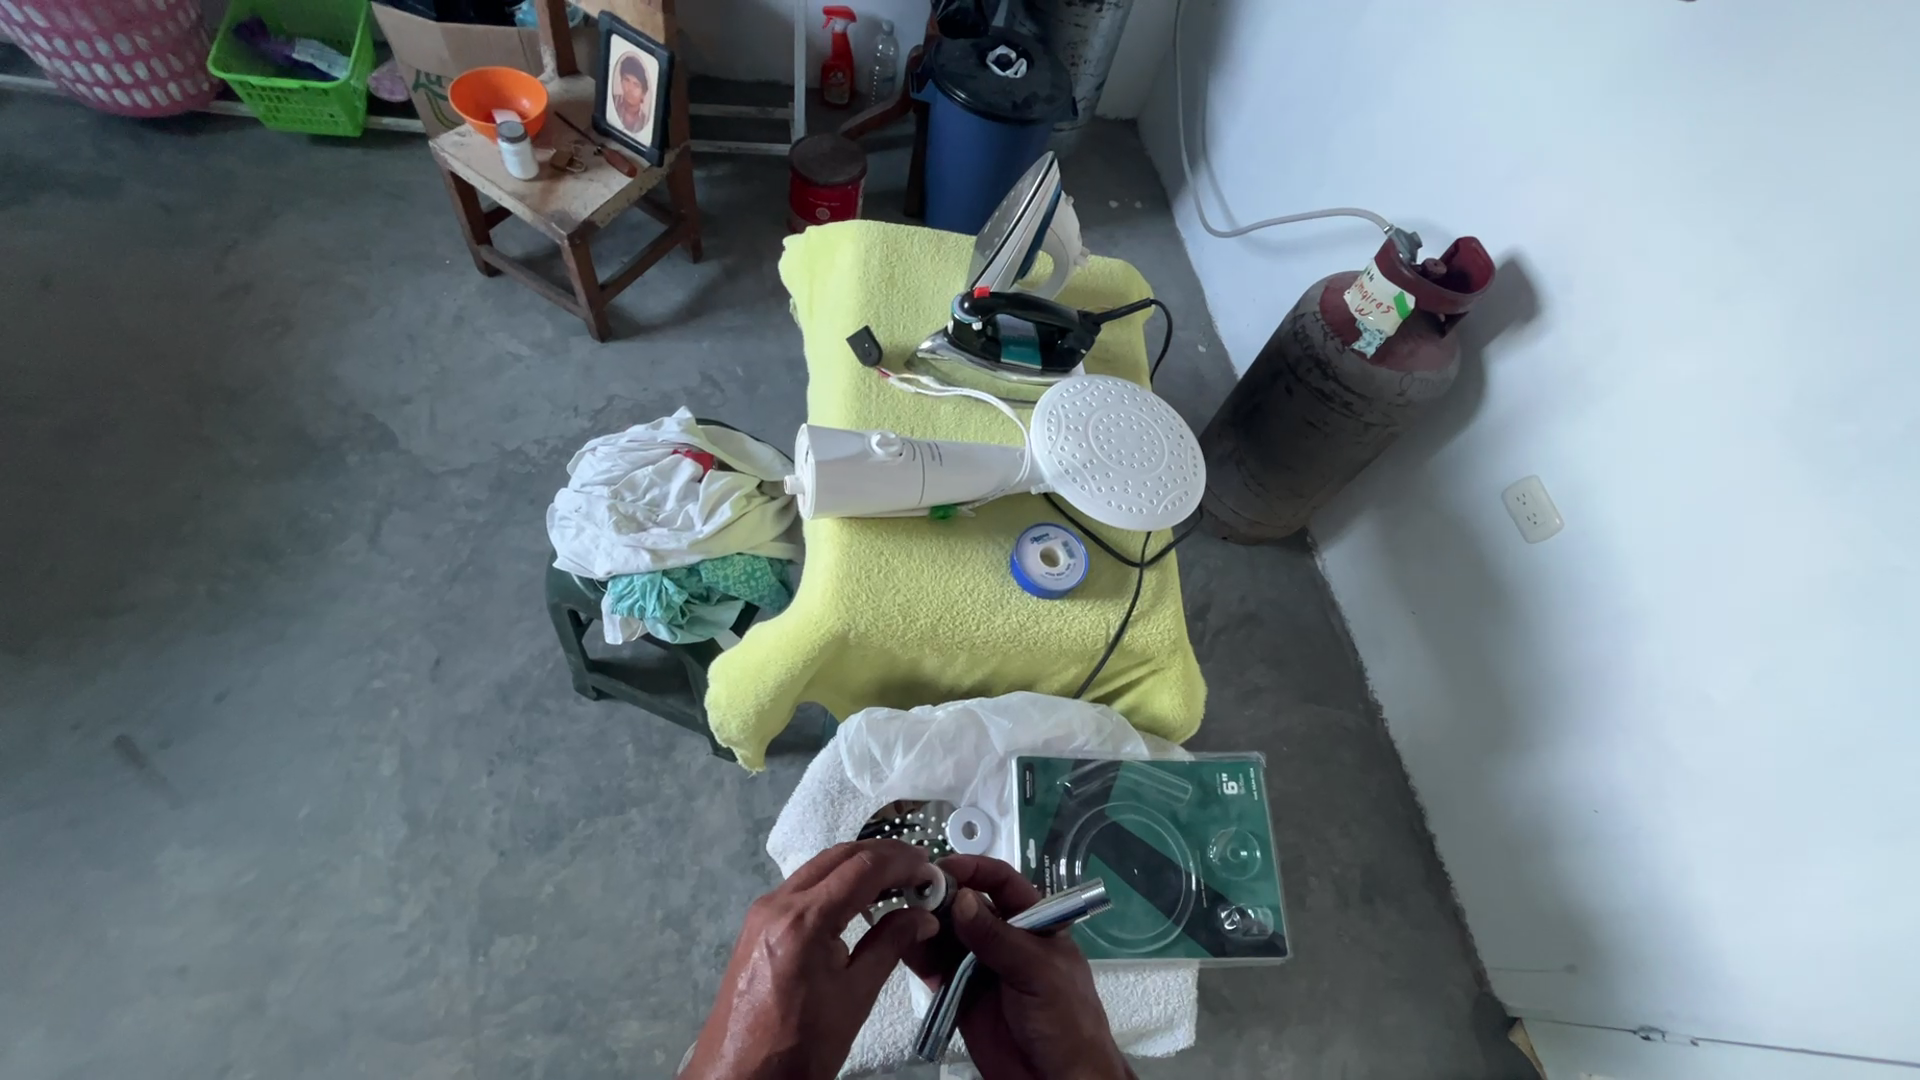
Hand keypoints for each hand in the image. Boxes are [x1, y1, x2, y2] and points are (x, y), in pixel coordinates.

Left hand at [681, 840, 940, 1079]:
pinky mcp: (758, 921)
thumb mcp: (855, 998)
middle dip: (882, 854)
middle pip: (839, 855)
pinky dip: (836, 879)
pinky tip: (858, 896)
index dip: (900, 860)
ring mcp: (763, 909)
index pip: (862, 868)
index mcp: (804, 921)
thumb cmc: (800, 1049)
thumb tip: (924, 915)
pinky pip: (804, 883)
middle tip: (918, 865)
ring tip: (895, 877)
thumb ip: (890, 945)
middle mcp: (779, 902)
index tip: (929, 865)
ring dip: (859, 863)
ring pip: (820, 865)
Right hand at [905, 855, 1132, 1079]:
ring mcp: (980, 964)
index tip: (945, 866)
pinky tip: (902, 944)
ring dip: (926, 923)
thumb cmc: (1066, 1021)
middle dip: (942, 895)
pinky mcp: (960, 993)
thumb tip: (960, 899)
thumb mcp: (1037, 972)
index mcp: (1032, 921)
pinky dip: (917, 954)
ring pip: (946, 933)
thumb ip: (997, 938)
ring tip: (902, 918)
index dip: (975, 869)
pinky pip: (935, 967)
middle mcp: (1003, 936)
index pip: (1002, 881)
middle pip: (967, 904)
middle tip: (914, 893)